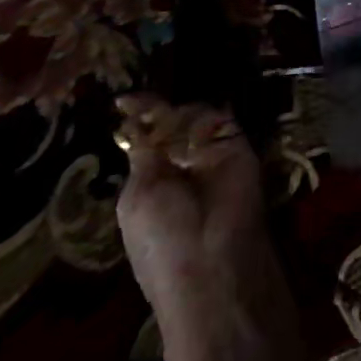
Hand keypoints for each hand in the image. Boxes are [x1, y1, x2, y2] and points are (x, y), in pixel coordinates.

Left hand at [115, 94, 271, 316]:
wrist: (213, 260)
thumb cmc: (163, 238)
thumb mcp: (139, 197)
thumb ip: (142, 154)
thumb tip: (133, 121)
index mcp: (151, 179)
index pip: (145, 137)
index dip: (136, 118)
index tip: (123, 100)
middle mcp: (181, 162)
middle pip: (169, 120)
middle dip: (158, 112)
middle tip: (144, 105)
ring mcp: (210, 153)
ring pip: (192, 115)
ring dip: (178, 119)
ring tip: (172, 138)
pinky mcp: (237, 145)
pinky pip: (219, 119)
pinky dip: (203, 120)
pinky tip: (191, 135)